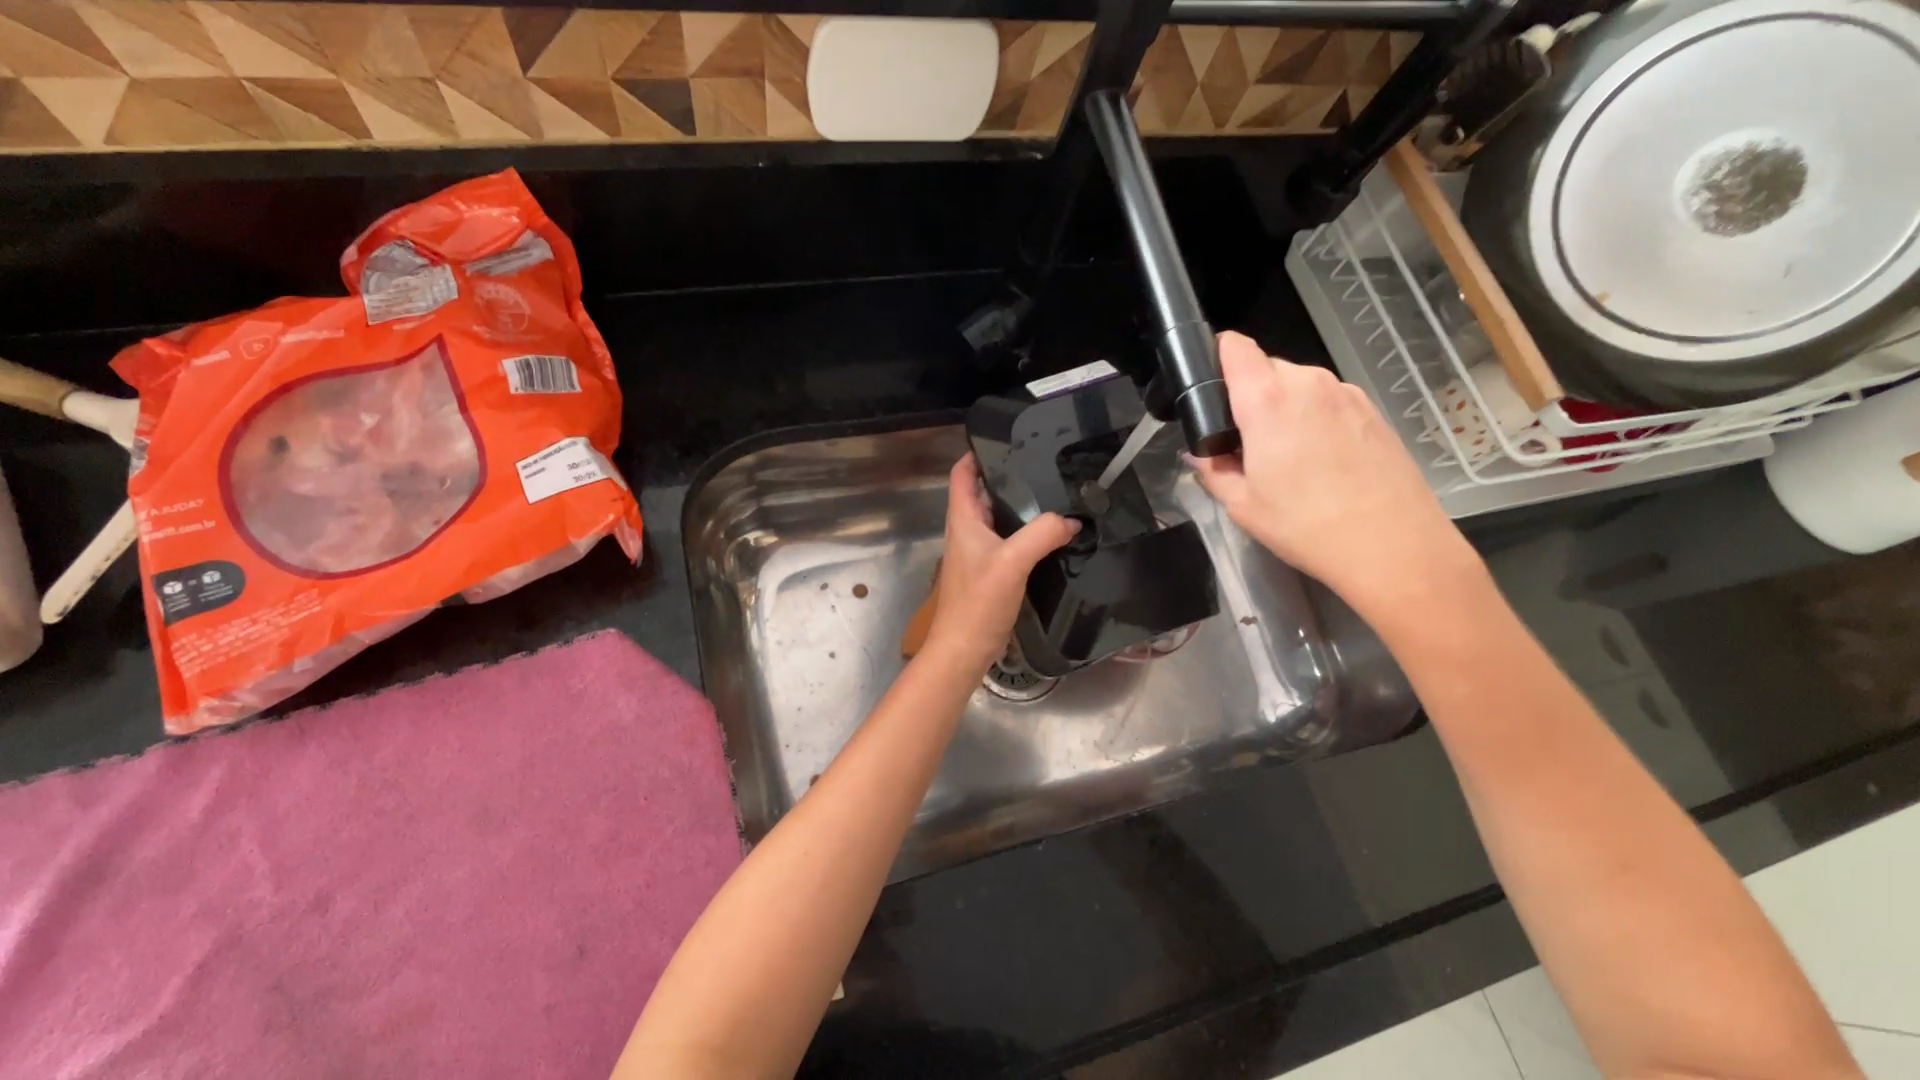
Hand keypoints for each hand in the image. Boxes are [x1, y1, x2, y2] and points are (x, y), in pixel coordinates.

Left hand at [924, 455, 1079, 670]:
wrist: (964, 650)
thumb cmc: (978, 603)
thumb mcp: (1012, 562)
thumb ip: (1042, 534)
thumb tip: (1072, 519)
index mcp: (963, 520)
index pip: (962, 474)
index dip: (976, 454)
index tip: (1005, 441)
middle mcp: (967, 532)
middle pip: (984, 494)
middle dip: (1009, 479)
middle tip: (1044, 467)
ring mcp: (979, 553)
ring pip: (1000, 520)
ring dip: (1021, 508)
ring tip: (1054, 495)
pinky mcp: (991, 573)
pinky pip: (1010, 543)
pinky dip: (1027, 535)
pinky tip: (1052, 536)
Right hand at [1191, 331, 1483, 623]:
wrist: (1392, 546)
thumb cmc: (1307, 527)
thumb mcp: (1242, 506)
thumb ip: (1213, 470)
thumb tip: (1200, 453)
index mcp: (1266, 400)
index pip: (1234, 346)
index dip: (1216, 360)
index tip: (1211, 393)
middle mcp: (1307, 383)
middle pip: (1266, 367)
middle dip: (1250, 396)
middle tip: (1246, 443)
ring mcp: (1345, 393)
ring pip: (1299, 385)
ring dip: (1284, 409)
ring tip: (1288, 459)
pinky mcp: (1372, 409)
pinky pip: (1329, 401)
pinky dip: (1316, 419)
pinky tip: (1323, 463)